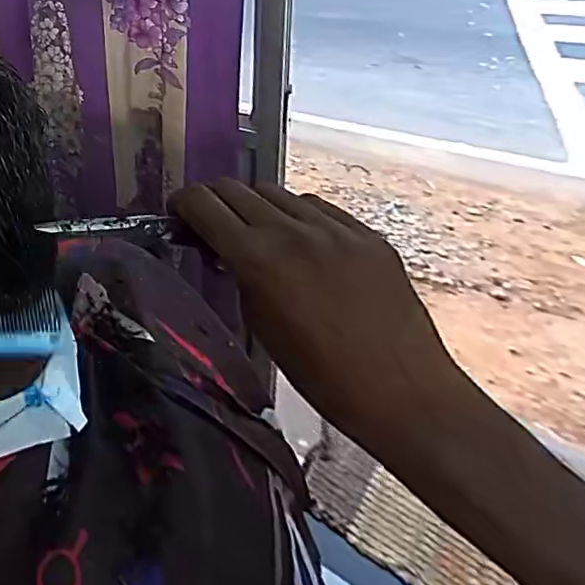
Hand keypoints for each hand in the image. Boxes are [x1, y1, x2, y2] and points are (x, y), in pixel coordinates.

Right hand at [170, 179, 475, 449]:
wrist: (406, 396)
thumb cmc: (319, 373)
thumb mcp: (256, 321)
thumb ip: (235, 272)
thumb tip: (222, 248)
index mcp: (256, 258)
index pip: (201, 202)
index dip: (182, 204)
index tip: (179, 215)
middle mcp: (292, 233)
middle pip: (233, 188)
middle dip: (213, 201)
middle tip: (210, 222)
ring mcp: (334, 230)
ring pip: (273, 191)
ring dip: (254, 205)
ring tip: (258, 232)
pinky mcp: (367, 235)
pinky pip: (316, 207)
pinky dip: (296, 215)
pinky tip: (300, 241)